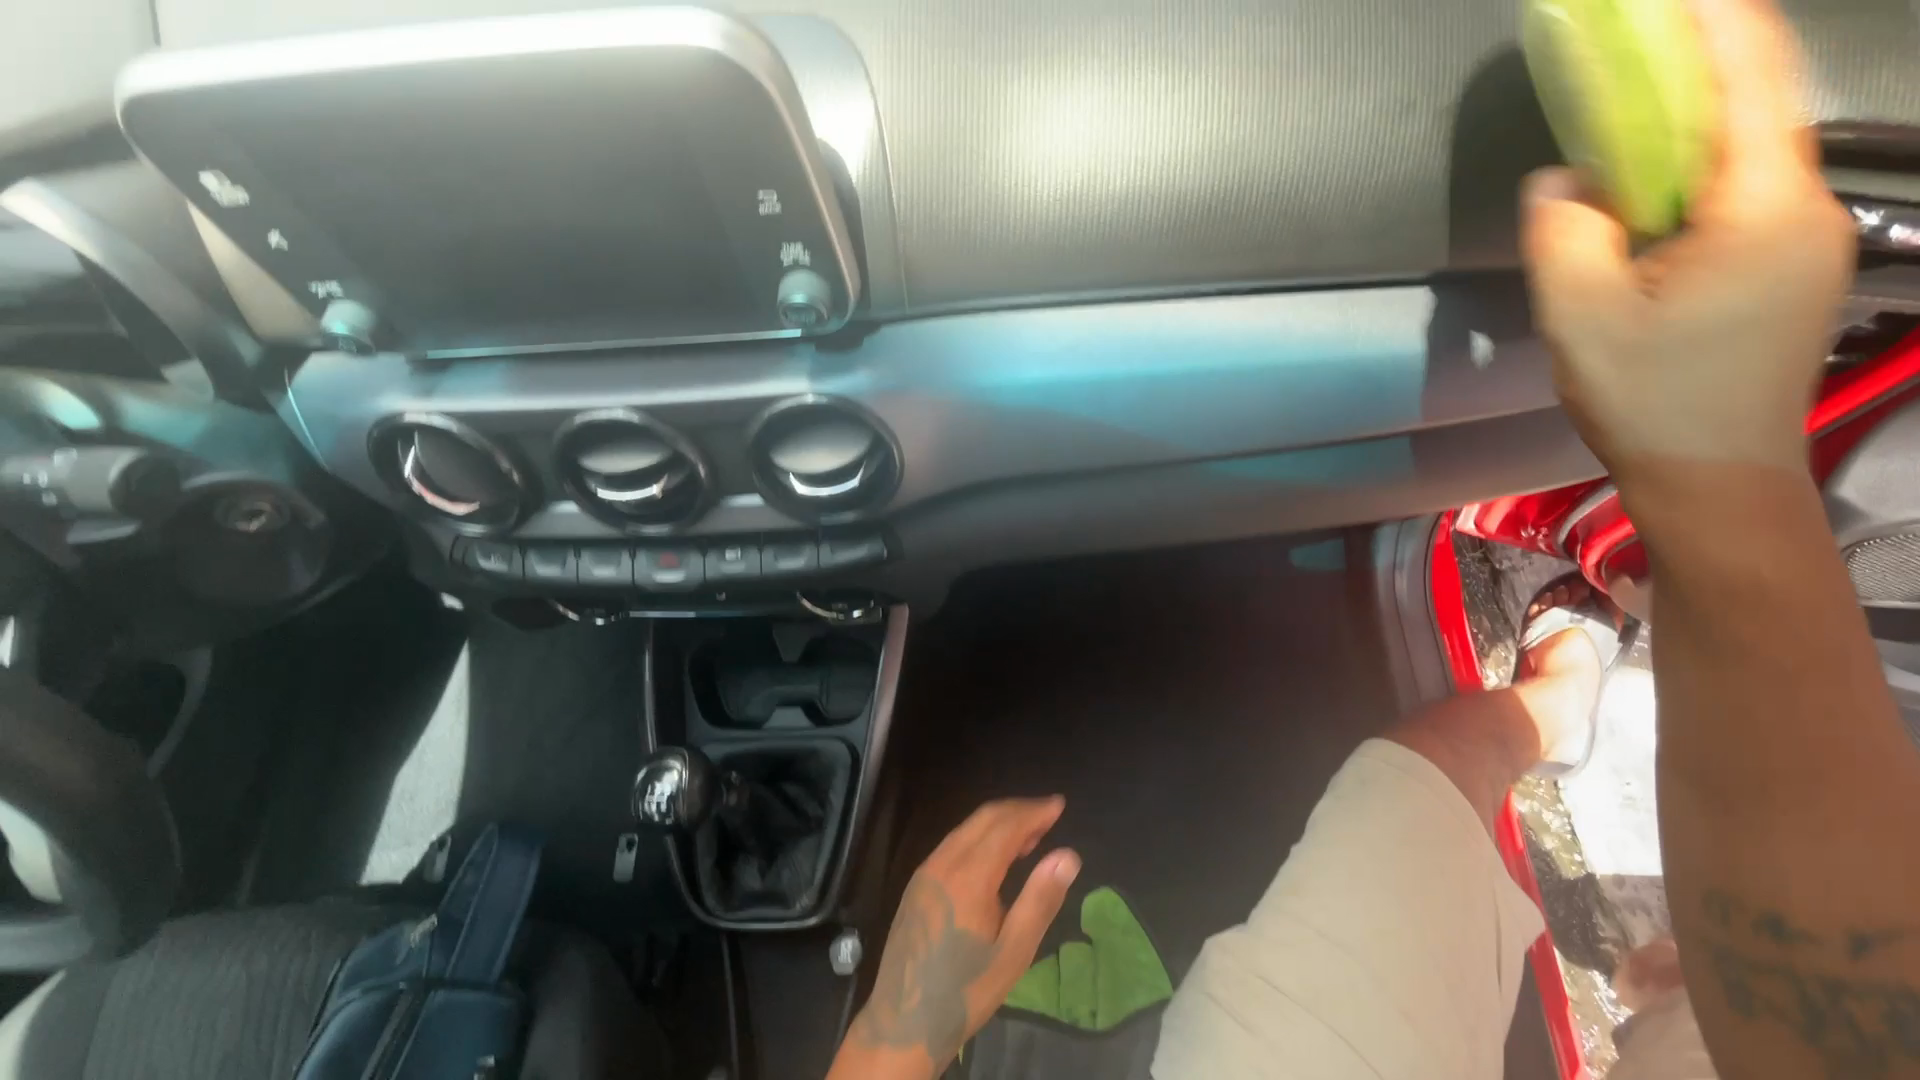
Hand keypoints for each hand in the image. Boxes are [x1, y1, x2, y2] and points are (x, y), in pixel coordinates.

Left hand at [827, 797, 1080, 1079]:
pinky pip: (953, 845)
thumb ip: (1041, 899)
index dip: (1034, 812)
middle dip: (1018, 810)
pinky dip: (979, 838)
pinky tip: (995, 858)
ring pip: (966, 830)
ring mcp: (925, 872)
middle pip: (983, 819)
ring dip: (998, 823)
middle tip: (1049, 813)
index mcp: (969, 875)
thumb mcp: (1014, 951)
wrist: (904, 1021)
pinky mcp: (917, 886)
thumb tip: (1068, 855)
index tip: (1059, 804)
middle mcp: (943, 863)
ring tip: (1030, 835)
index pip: (1006, 826)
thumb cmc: (967, 989)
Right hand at [1521, 0, 1854, 486]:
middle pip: (1750, 117)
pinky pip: (1740, 202)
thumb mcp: (1581, 314)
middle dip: (1689, 81)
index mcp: (1762, 210)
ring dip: (1682, 141)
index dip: (1716, 25)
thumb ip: (1564, 232)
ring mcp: (1806, 242)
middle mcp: (1805, 211)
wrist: (1716, 477)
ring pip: (1742, 163)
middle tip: (1625, 65)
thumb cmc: (1648, 397)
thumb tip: (1564, 181)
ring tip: (1621, 138)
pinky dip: (1690, 185)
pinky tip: (1644, 209)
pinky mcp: (1789, 272)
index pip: (1750, 85)